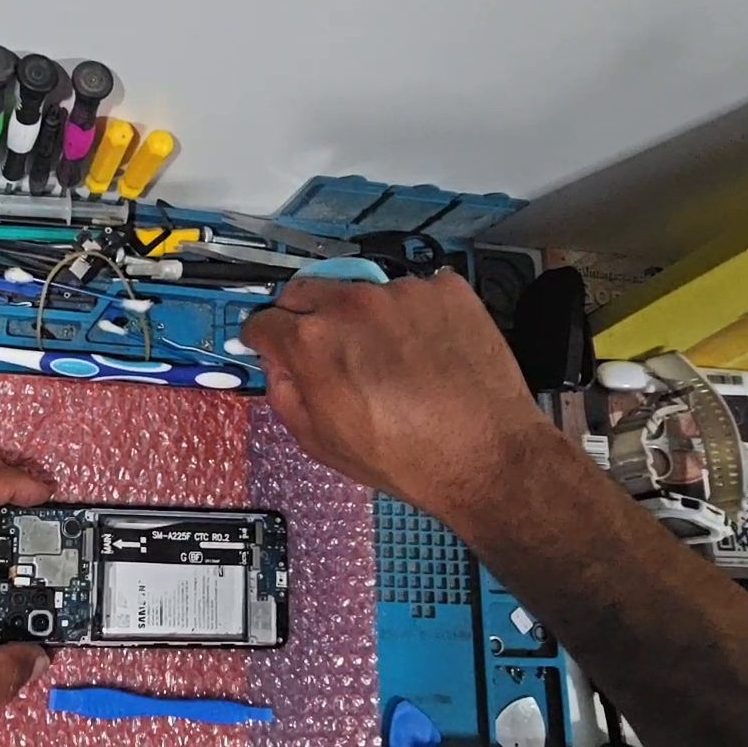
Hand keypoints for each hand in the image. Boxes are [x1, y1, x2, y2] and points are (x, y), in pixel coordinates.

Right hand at [240, 272, 552, 519]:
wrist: (485, 457)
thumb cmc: (400, 457)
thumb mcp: (317, 440)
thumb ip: (283, 392)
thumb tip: (278, 364)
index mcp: (311, 342)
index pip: (263, 320)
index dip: (262, 339)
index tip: (271, 347)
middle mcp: (351, 304)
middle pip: (303, 291)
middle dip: (301, 317)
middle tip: (321, 348)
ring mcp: (401, 292)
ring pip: (358, 292)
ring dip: (358, 316)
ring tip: (386, 356)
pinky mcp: (446, 290)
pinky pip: (410, 293)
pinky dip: (408, 315)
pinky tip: (422, 349)